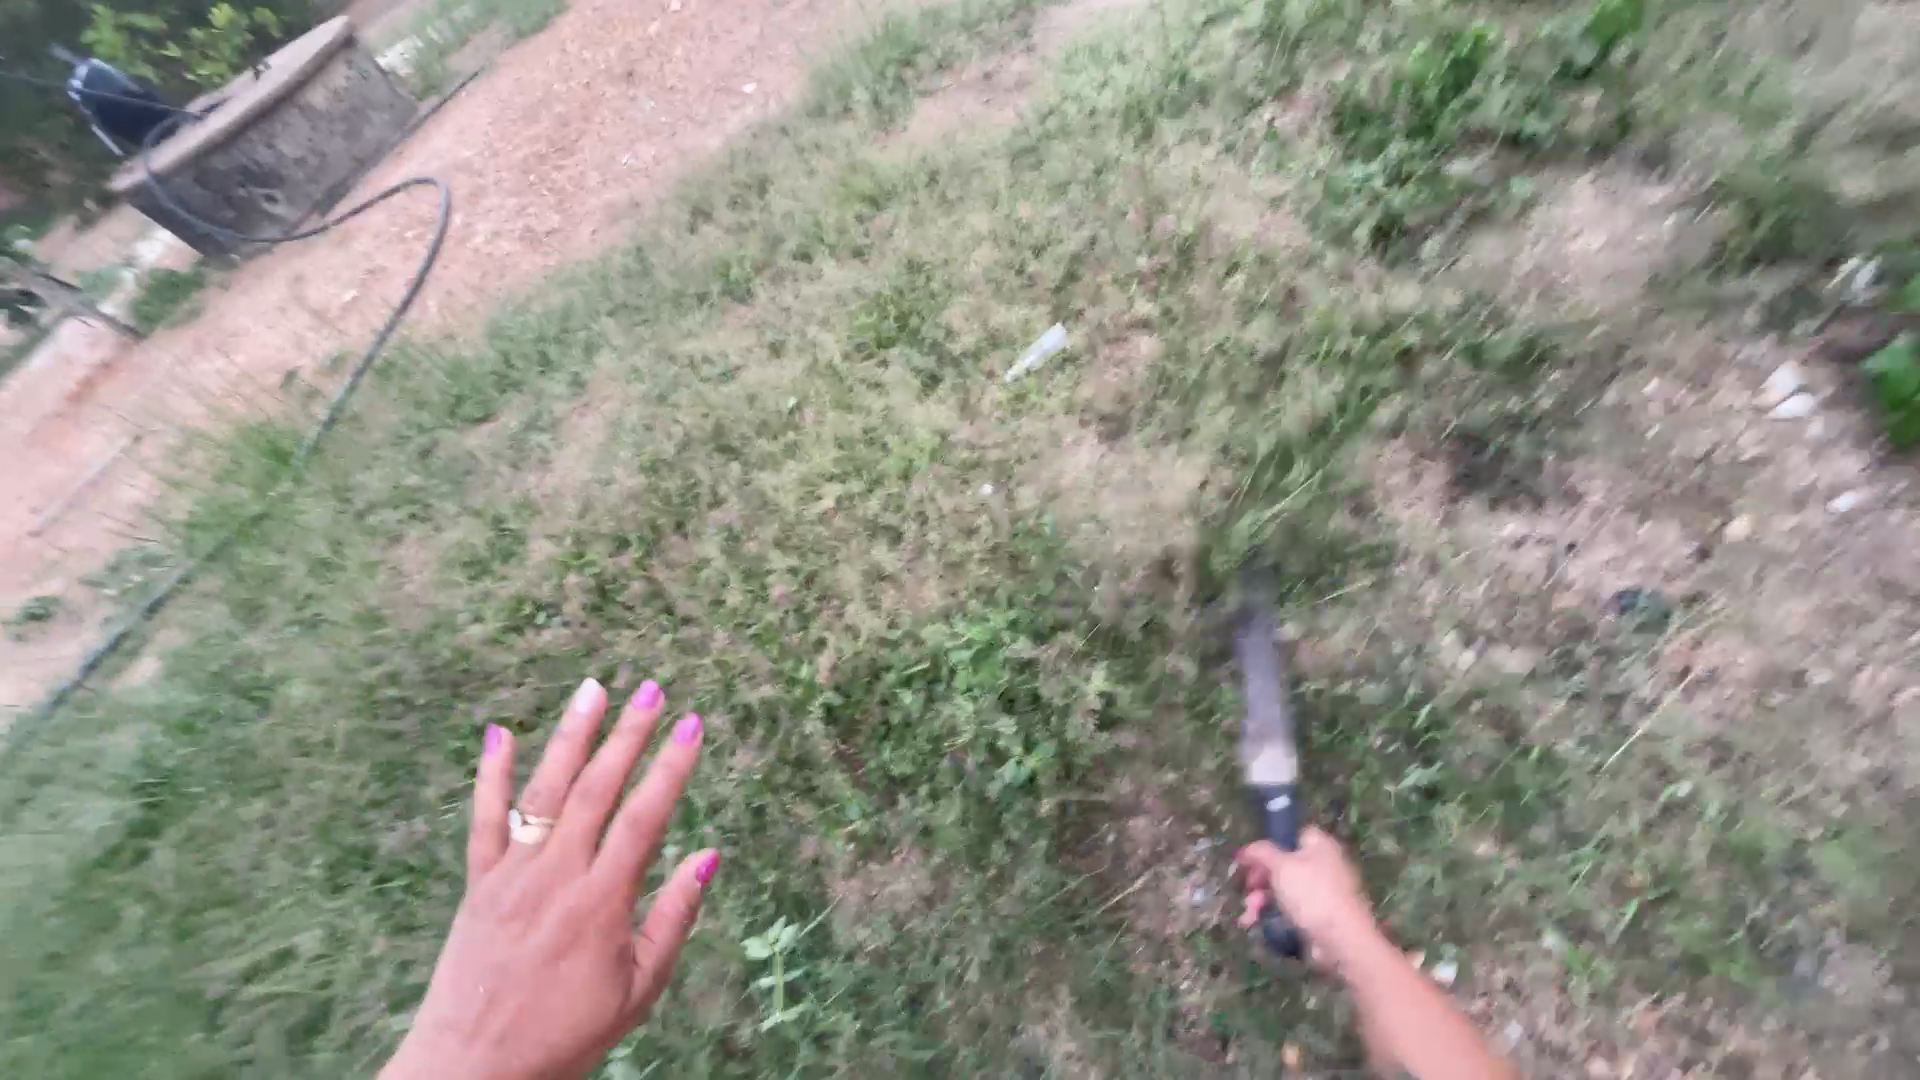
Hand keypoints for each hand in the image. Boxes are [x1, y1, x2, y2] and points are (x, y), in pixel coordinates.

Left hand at [382, 678, 713, 1079]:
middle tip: (651, 689)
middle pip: (597, 789)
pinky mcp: (478, 885)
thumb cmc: (565, 1034)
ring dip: (572, 736)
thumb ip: (674, 917)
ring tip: (594, 689)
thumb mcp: (638, 988)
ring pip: (544, 791)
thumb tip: (708, 854)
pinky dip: (491, 775)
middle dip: (628, 734)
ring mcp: (511, 876)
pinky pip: (484, 821)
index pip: (645, 817)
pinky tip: (500, 732)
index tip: (693, 724)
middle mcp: (556, 876)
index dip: (672, 767)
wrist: (467, 1077)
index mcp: (601, 901)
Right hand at [1233, 828, 1378, 967]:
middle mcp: (1324, 865)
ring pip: (1284, 889)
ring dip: (1261, 899)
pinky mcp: (1321, 916)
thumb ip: (1260, 852)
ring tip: (1250, 912)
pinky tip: (1256, 922)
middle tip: (1248, 887)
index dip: (1270, 844)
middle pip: (1283, 864)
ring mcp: (1323, 893)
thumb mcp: (1281, 865)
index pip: (1292, 835)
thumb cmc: (1312, 894)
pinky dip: (1273, 914)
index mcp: (1320, 846)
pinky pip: (1291, 909)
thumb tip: (1247, 850)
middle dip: (1260, 878)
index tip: (1252, 858)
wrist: (1343, 941)